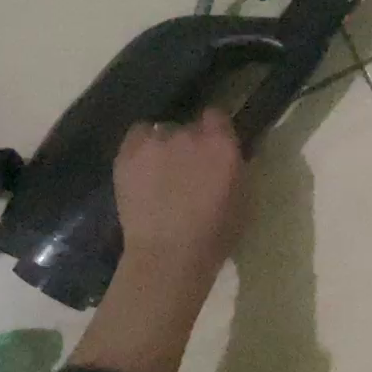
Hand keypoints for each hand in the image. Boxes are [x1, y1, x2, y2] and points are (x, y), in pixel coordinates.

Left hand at [112, 109, 250, 279]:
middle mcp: (188, 134)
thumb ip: (237, 170)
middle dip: (189, 143)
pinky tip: (143, 170)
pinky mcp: (127, 153)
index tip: (214, 146)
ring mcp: (154, 141)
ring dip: (164, 146)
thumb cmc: (214, 237)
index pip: (217, 116)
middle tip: (188, 169)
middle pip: (188, 126)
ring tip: (161, 172)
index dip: (215, 130)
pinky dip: (141, 148)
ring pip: (161, 132)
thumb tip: (230, 156)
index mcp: (222, 146)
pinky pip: (137, 137)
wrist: (168, 255)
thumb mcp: (243, 202)